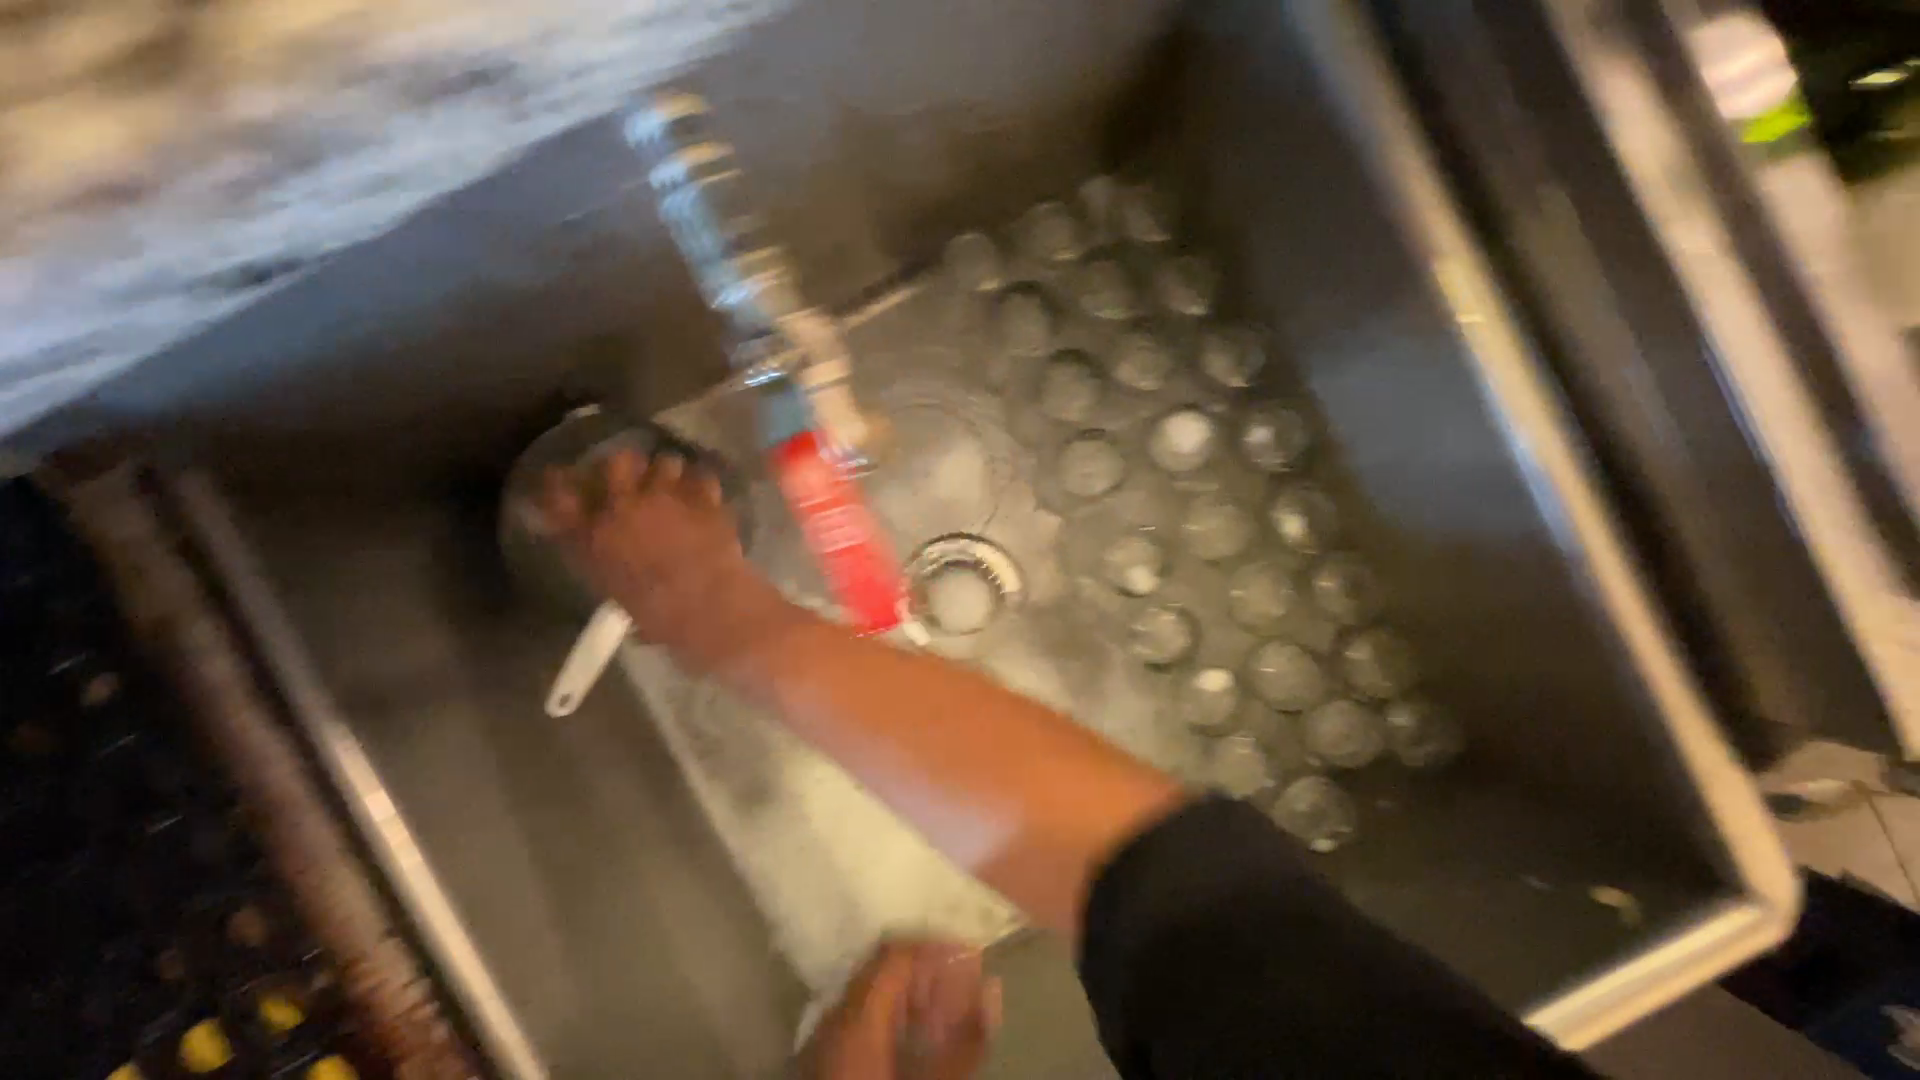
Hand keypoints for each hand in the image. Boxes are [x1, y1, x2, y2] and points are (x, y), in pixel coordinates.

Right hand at [535, 446, 798, 671]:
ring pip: (665, 461)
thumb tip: (609, 557)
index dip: (559, 483)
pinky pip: (702, 477)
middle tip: (636, 477)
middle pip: (617, 461)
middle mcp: (624, 506)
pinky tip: (705, 496)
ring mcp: (667, 496)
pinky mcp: (704, 497)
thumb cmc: (658, 613)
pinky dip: (703, 485)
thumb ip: (605, 566)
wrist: (706, 605)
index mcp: (593, 535)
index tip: (562, 479)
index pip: (559, 496)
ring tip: (676, 486)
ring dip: (670, 472)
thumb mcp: (617, 593)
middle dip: (626, 466)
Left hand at [797, 940, 1000, 1079]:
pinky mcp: (824, 1062)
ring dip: (912, 996)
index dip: (936, 946)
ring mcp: (824, 1040)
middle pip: (882, 970)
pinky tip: (919, 1041)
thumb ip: (966, 1040)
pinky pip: (861, 1020)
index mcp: (858, 1015)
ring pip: (872, 995)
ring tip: (950, 1014)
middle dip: (928, 972)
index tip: (972, 957)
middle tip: (966, 986)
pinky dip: (893, 1019)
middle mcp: (835, 1016)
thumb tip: (992, 992)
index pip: (896, 953)